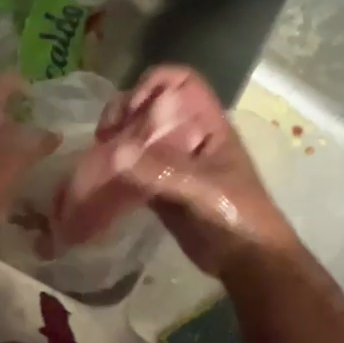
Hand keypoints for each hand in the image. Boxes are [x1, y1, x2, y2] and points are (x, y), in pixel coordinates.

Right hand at [55, 65, 295, 276]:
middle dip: (125, 113)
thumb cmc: (237, 215)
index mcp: (208, 125)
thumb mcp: (202, 188)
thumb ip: (162, 170)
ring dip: (117, 141)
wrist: (247, 260)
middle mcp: (188, 138)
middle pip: (152, 107)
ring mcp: (174, 164)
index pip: (181, 82)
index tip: (131, 109)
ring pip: (140, 139)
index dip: (154, 84)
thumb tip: (116, 152)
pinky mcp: (161, 190)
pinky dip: (116, 171)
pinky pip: (134, 172)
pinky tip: (100, 179)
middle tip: (104, 134)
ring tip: (97, 155)